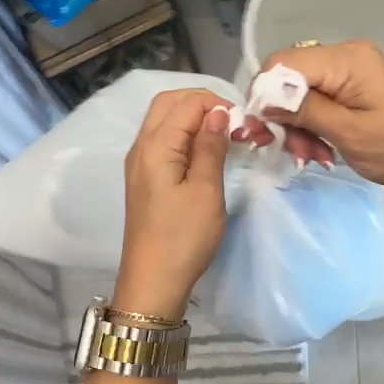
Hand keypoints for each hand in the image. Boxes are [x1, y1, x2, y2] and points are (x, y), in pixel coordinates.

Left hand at [113, 88, 232, 319]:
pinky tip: (205, 152)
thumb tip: (218, 113)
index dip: (217, 103)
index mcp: (155, 145)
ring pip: (163, 121)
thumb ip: (210, 147)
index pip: (186, 103)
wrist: (153, 281)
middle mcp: (141, 147)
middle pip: (168, 104)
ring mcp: (139, 163)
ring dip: (192, 118)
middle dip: (201, 102)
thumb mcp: (205, 190)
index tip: (245, 122)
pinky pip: (162, 141)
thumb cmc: (183, 237)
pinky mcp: (144, 178)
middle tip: (233, 121)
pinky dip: (184, 135)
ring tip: (224, 134)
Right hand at [254, 40, 383, 197]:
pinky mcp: (357, 85)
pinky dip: (315, 124)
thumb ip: (304, 112)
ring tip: (315, 157)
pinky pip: (321, 98)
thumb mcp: (348, 134)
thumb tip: (262, 100)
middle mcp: (346, 54)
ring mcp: (353, 69)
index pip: (282, 63)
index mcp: (346, 60)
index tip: (263, 133)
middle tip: (296, 154)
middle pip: (290, 77)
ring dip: (299, 127)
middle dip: (284, 117)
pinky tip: (324, 149)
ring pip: (301, 92)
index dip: (264, 96)